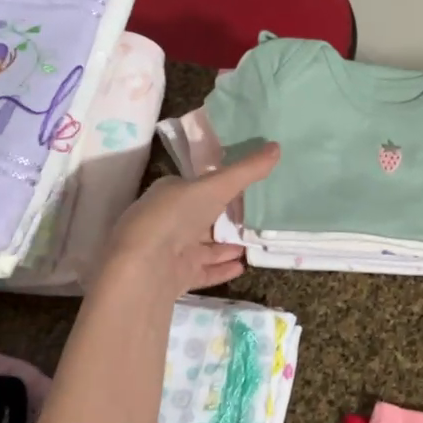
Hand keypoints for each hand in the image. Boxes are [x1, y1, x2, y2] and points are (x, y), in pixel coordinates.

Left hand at [96, 142, 279, 297]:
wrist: (144, 268)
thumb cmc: (175, 217)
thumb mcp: (216, 187)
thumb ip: (247, 171)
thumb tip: (277, 146)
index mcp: (170, 193)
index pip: (198, 187)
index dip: (220, 187)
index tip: (245, 187)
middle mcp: (169, 221)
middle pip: (202, 218)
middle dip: (225, 219)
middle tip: (256, 218)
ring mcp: (173, 251)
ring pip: (204, 247)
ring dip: (226, 246)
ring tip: (251, 244)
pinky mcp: (178, 276)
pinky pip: (205, 271)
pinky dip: (222, 268)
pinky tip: (242, 266)